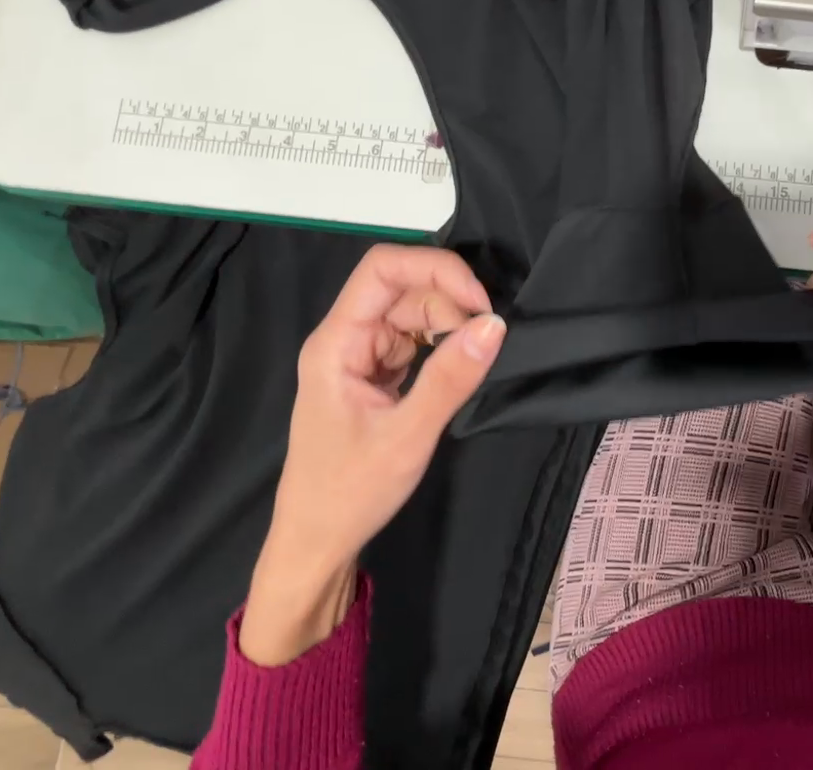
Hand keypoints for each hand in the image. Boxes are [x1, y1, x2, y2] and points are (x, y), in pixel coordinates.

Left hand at [241, 244, 505, 665]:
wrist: (317, 543)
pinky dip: (443, 344)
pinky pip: (414, 340)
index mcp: (337, 343)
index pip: (382, 269)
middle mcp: (346, 339)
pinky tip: (459, 364)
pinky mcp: (376, 374)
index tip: (479, 302)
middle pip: (403, 288)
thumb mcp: (407, 437)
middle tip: (486, 339)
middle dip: (450, 302)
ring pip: (413, 312)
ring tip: (473, 360)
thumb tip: (495, 325)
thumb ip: (450, 378)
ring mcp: (361, 356)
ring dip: (450, 324)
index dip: (435, 269)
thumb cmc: (349, 493)